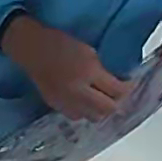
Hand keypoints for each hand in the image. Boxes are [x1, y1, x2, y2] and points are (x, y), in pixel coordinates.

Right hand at [1, 15, 134, 120]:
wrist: (32, 49)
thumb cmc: (60, 44)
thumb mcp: (88, 51)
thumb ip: (102, 70)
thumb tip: (116, 83)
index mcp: (88, 72)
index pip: (117, 90)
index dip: (128, 88)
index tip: (129, 84)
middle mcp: (77, 90)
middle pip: (107, 109)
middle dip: (116, 102)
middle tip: (117, 94)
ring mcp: (65, 101)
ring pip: (92, 117)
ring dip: (100, 110)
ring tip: (100, 99)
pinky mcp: (55, 105)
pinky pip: (77, 116)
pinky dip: (84, 111)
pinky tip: (84, 101)